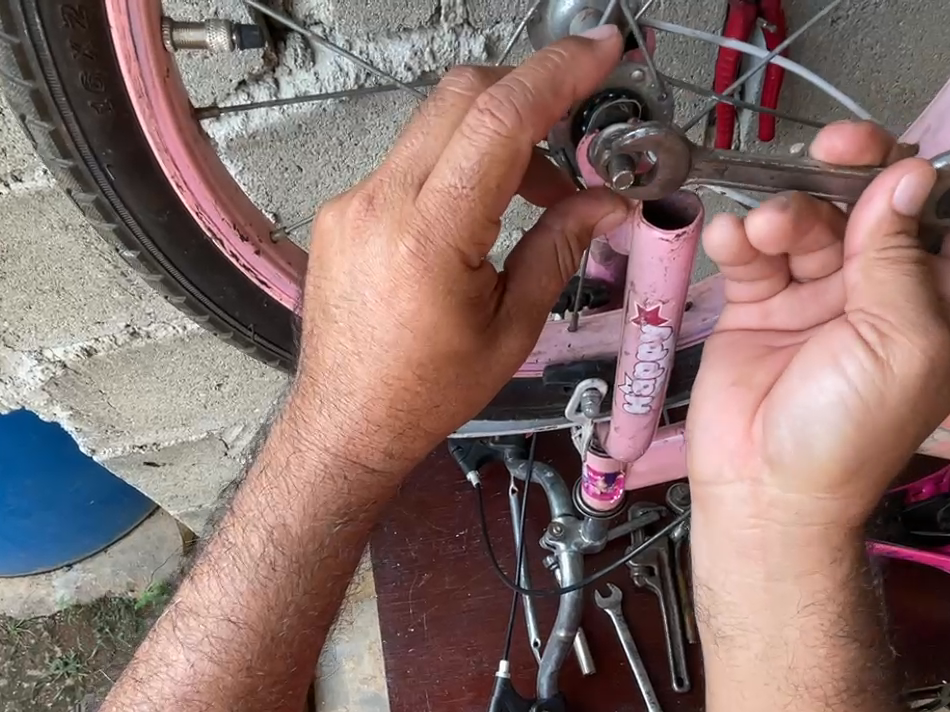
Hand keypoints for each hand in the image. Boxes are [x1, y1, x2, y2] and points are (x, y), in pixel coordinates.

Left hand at [288, 27, 631, 477]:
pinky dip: (454, 166)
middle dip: (528, 96)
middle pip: (461, 96)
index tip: (601, 51)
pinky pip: (408, 160)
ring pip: (434, 125)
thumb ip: (558, 250)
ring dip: (494, 137)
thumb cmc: (427, 394)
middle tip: (572, 134)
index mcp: (430, 238)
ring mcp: (352, 203)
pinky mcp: (341, 212)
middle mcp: (381, 205)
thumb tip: (608, 203)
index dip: (558, 73)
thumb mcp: (511, 330)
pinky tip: (478, 212)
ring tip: (536, 195)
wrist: (348, 422)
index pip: (499, 119)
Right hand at [685, 123, 949, 542]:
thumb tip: (906, 176)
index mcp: (940, 302)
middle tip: (835, 149)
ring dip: (790, 211)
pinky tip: (734, 239)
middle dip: (866, 167)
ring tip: (765, 228)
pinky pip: (756, 257)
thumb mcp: (899, 343)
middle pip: (886, 203)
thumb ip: (900, 258)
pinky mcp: (758, 310)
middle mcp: (882, 292)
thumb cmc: (846, 434)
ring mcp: (815, 299)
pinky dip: (742, 240)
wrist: (763, 489)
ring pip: (813, 223)